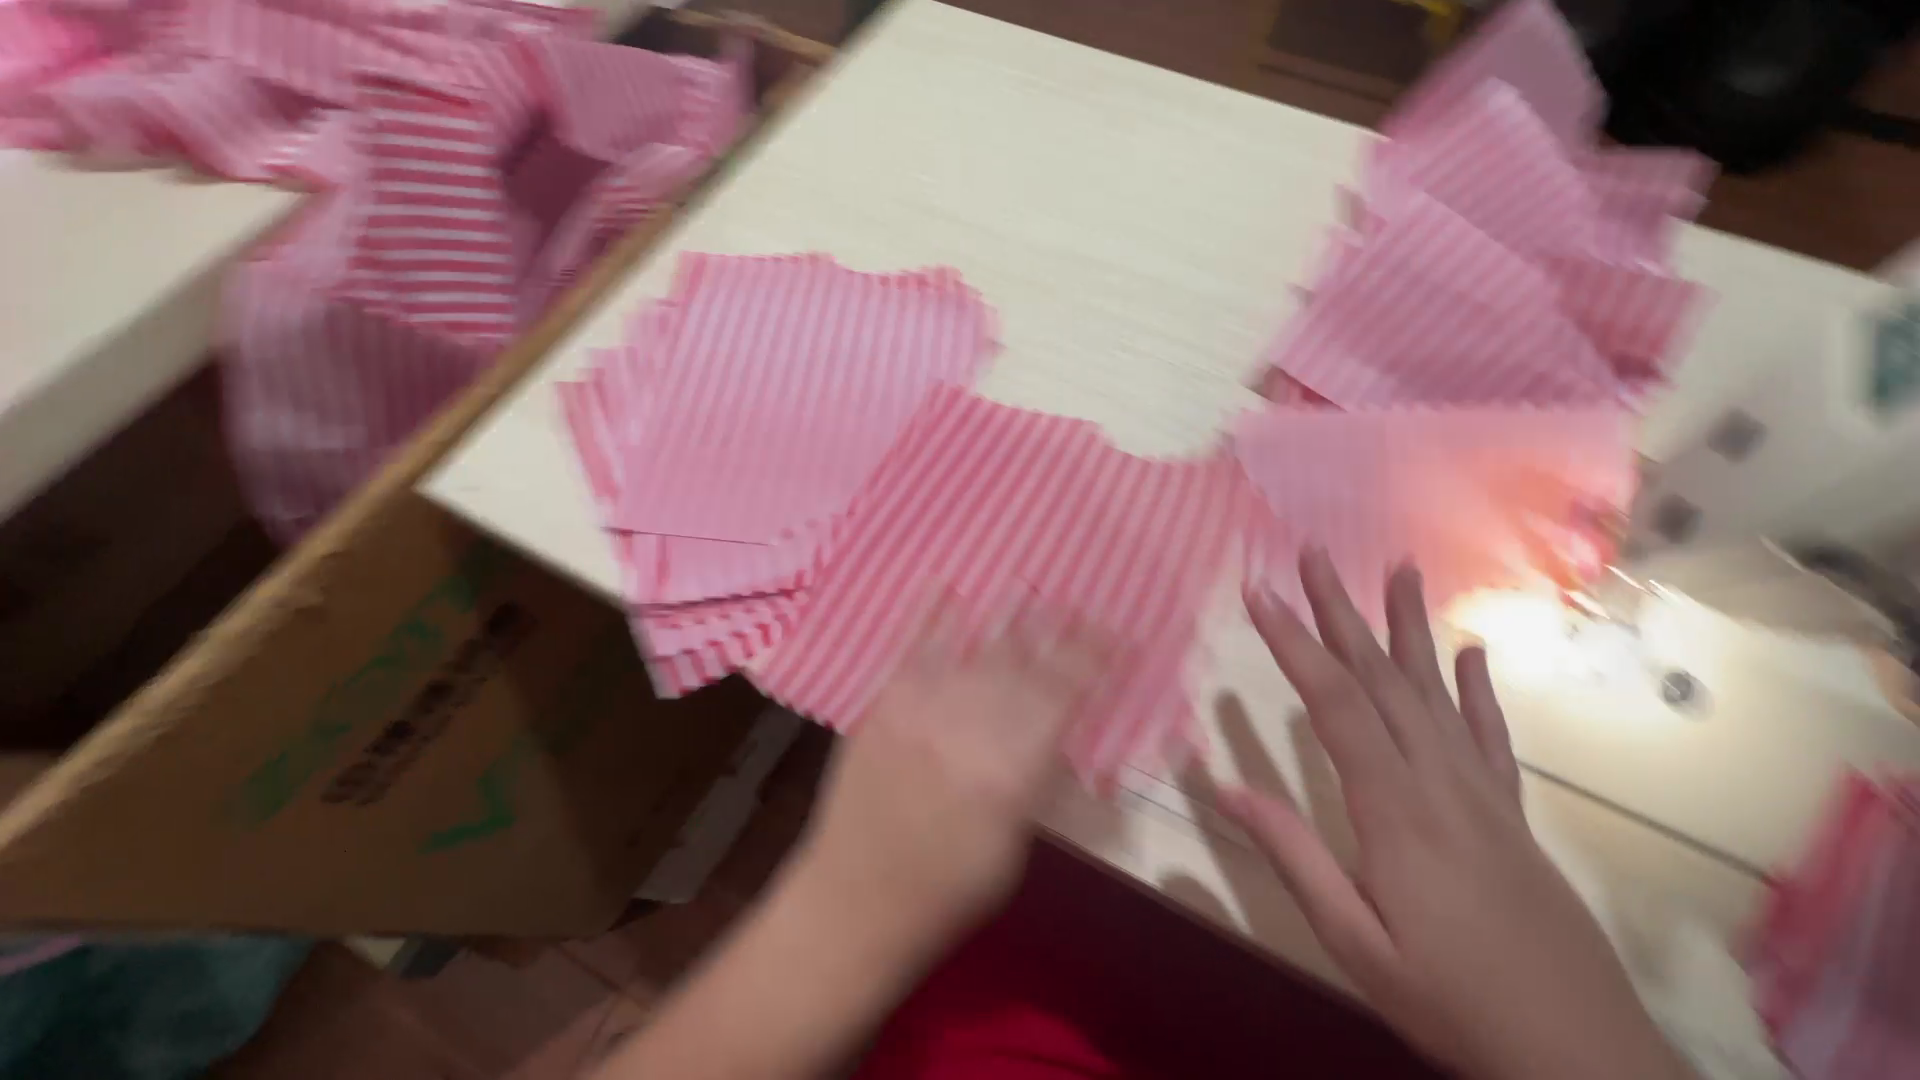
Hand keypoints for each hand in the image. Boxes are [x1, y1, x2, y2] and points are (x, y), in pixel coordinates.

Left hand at [788, 599, 1107, 951]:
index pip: (1063, 696)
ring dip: (1003, 614)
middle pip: (1022, 664)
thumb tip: (1062, 734)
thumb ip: (1037, 781)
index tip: (1115, 635)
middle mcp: (969, 726)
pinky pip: (909, 650)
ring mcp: (920, 709)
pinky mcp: (881, 705)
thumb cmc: (951, 886)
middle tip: (1076, 602)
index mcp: (1011, 768)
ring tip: (1026, 584)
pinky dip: (928, 616)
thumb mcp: (1015, 844)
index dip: (1092, 660)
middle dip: (1055, 630)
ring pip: (972, 648)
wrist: (858, 895)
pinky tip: (944, 585)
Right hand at [1222, 549, 1693, 1079]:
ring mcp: (1482, 792)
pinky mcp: (1510, 812)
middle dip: (1341, 611)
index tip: (1260, 592)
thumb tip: (1224, 786)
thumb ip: (1293, 856)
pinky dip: (1475, 688)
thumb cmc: (1449, 996)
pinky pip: (1488, 735)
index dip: (1294, 643)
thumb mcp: (1354, 940)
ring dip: (1410, 627)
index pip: (1334, 704)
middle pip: (1382, 679)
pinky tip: (1469, 653)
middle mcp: (1439, 780)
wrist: (1579, 1051)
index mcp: (1394, 808)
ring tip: (1398, 568)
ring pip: (1435, 691)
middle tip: (1314, 553)